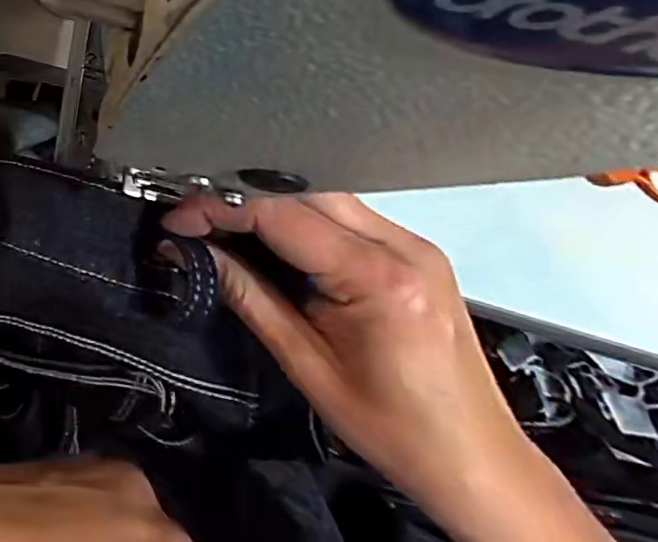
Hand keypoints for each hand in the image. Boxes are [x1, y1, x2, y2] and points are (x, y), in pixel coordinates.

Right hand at [164, 193, 607, 541]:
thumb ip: (249, 297)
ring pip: (324, 196)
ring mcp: (414, 243)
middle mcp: (403, 245)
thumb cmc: (394, 429)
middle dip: (241, 199)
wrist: (480, 464)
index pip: (282, 215)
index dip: (221, 209)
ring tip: (223, 222)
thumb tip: (194, 253)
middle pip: (303, 193)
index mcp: (379, 278)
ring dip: (270, 204)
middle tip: (194, 217)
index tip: (178, 220)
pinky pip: (346, 214)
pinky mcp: (416, 250)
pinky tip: (273, 235)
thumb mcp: (307, 365)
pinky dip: (301, 217)